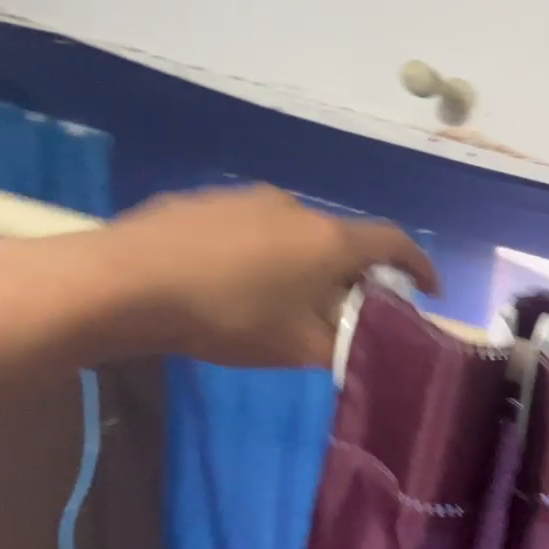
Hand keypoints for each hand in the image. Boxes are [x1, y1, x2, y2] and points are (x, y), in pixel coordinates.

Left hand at [70, 185, 437, 366]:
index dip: (420, 267)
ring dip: (309, 265)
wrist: (119, 283)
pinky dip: (267, 256)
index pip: (396, 244)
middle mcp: (297, 209)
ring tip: (290, 302)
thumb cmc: (227, 318)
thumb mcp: (302, 348)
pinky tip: (240, 285)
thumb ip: (350, 345)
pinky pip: (256, 230)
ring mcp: (247, 200)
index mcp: (330, 241)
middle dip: (357, 275)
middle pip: (346, 241)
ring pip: (299, 235)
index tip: (430, 291)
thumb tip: (372, 342)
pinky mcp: (204, 202)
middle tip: (350, 311)